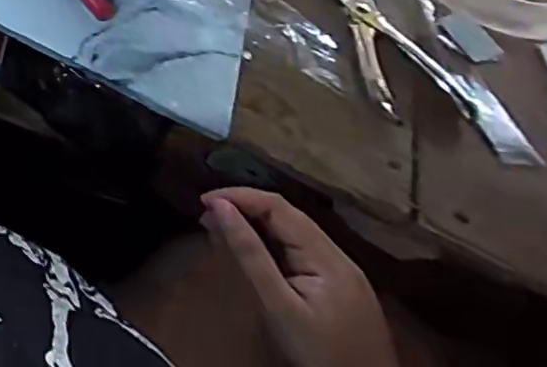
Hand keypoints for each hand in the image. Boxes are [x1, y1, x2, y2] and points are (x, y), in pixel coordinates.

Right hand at [201, 188, 397, 366]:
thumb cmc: (320, 357)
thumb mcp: (278, 305)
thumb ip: (249, 252)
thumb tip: (219, 205)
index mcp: (329, 259)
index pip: (278, 207)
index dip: (238, 196)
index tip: (203, 201)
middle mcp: (340, 258)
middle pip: (287, 215)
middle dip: (244, 207)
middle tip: (206, 214)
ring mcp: (344, 274)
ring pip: (293, 230)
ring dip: (255, 222)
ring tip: (220, 227)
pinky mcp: (340, 288)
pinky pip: (300, 250)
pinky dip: (270, 240)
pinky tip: (252, 248)